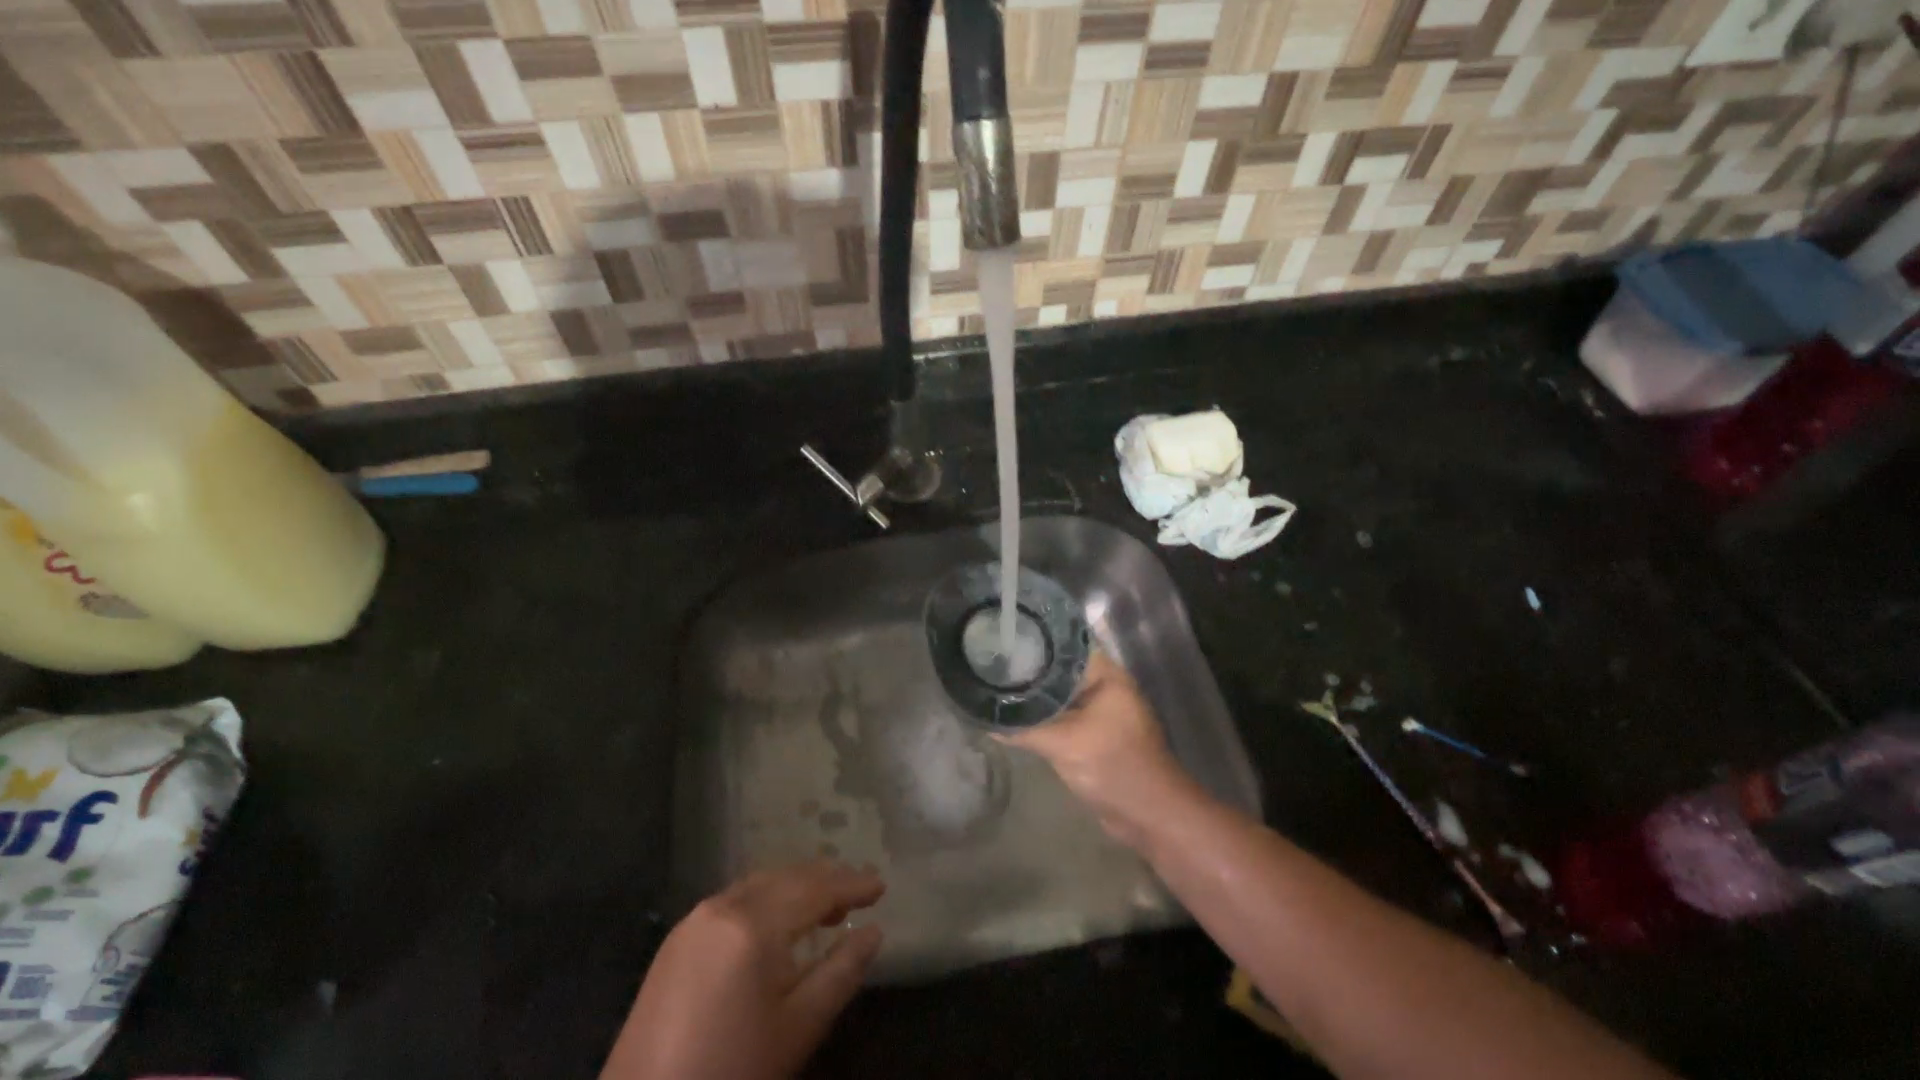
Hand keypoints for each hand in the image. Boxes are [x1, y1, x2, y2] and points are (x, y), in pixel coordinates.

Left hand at [599, 861, 884, 1079]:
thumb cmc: (735, 1067)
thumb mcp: (800, 1025)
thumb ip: (841, 972)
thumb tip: (873, 932)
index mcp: (753, 924)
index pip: (814, 890)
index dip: (850, 885)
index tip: (881, 886)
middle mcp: (721, 908)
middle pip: (784, 879)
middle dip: (824, 881)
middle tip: (859, 892)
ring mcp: (692, 922)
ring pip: (756, 886)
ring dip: (794, 889)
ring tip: (827, 907)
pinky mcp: (675, 943)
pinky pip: (732, 903)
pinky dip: (765, 902)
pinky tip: (778, 925)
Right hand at [1001, 652, 1194, 845]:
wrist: (1148, 814)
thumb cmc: (1113, 767)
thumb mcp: (1064, 744)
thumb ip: (1023, 728)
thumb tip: (983, 716)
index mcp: (1106, 675)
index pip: (1063, 645)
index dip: (1032, 642)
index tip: (998, 641)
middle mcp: (1102, 687)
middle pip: (1058, 670)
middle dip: (1026, 670)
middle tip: (987, 665)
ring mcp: (1098, 712)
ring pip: (1057, 696)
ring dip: (1031, 696)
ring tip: (991, 687)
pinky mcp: (1091, 734)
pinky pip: (1060, 717)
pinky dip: (1040, 717)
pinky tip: (1011, 718)